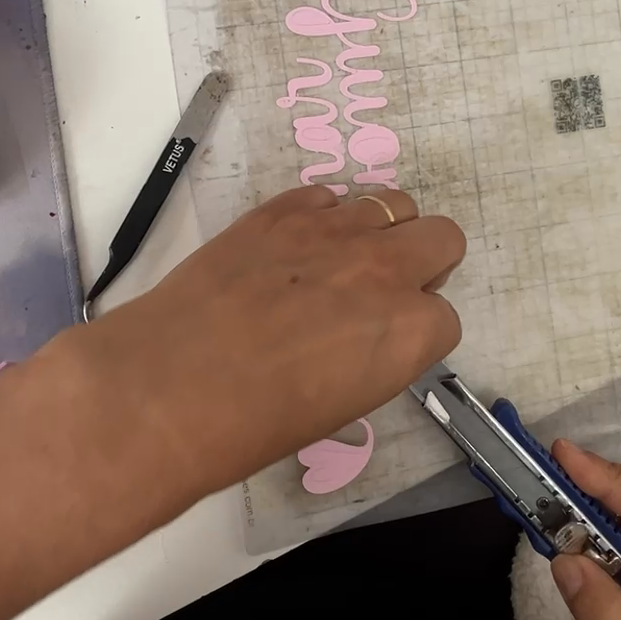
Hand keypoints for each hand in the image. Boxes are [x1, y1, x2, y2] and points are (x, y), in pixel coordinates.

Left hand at [66, 186, 465, 495]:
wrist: (175, 380)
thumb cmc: (257, 422)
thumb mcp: (341, 405)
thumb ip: (374, 356)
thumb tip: (364, 338)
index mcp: (410, 330)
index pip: (445, 318)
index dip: (417, 332)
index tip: (388, 343)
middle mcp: (385, 268)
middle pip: (442, 237)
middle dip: (425, 262)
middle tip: (384, 288)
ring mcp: (333, 230)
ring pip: (391, 203)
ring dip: (378, 231)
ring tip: (337, 262)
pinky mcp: (283, 209)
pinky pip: (326, 196)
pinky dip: (322, 218)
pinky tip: (291, 250)